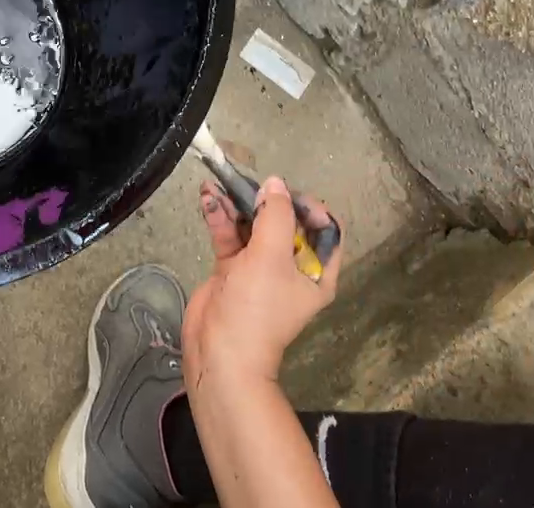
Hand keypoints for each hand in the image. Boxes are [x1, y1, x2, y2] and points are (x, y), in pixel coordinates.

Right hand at [183, 174, 341, 387]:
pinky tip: (208, 196)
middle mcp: (290, 266)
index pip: (325, 228)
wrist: (219, 352)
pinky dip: (220, 215)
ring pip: (252, 224)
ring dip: (237, 202)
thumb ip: (275, 216)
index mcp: (315, 270)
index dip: (309, 206)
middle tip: (248, 183)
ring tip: (220, 182)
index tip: (284, 193)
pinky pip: (229, 234)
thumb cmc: (257, 308)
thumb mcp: (271, 258)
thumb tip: (275, 183)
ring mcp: (259, 266)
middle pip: (284, 221)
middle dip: (266, 199)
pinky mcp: (232, 268)